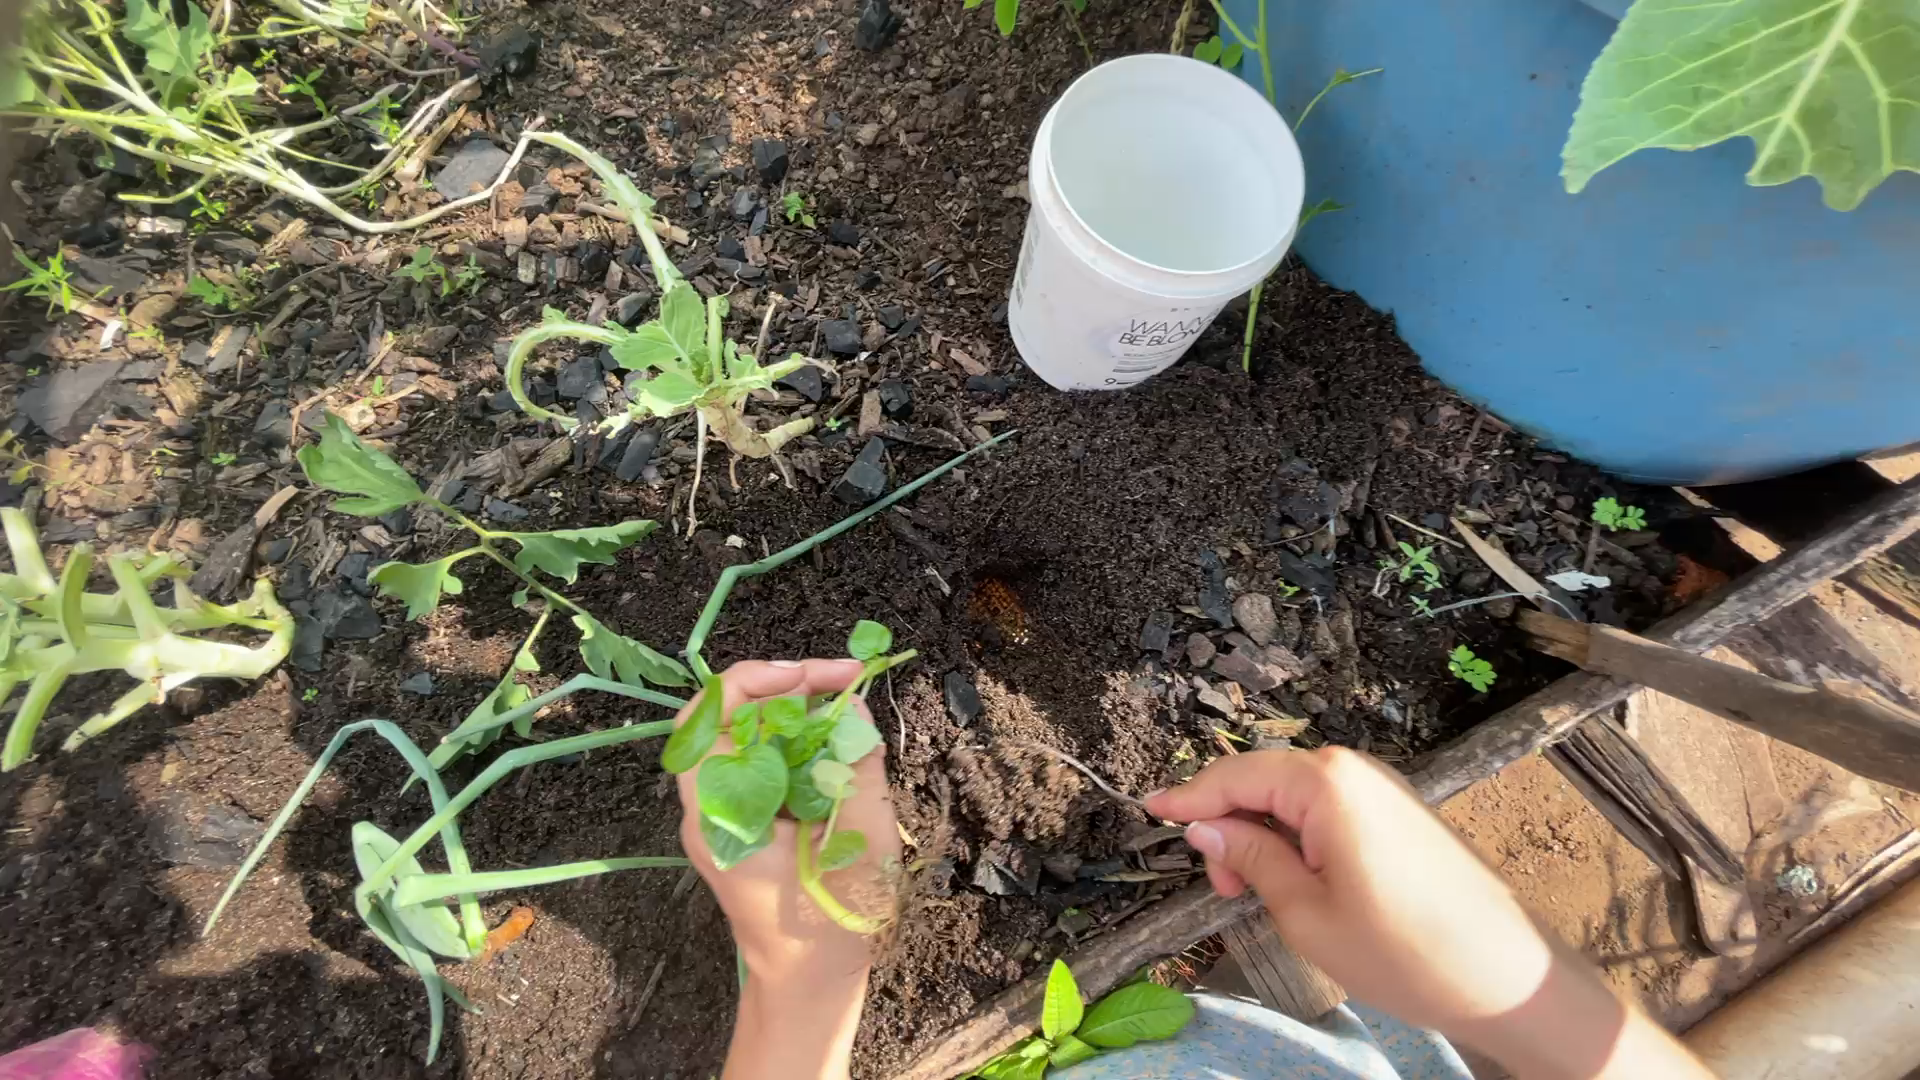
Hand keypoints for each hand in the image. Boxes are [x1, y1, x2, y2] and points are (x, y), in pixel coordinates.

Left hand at [673, 659, 901, 1079]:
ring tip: (848, 696)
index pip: (707, 720)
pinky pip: (767, 756)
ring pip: (751, 731)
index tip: (810, 676)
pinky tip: (837, 733)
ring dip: (798, 706)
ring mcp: (728, 810)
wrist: (808, 985)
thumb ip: (857, 768)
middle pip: (731, 716)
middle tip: (847, 678)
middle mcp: (711, 806)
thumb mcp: (860, 843)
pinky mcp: (748, 815)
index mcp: (720, 815)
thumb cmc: (832, 925)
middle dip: (789, 685)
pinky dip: (801, 734)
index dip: (754, 681)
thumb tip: (852, 706)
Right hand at [1146, 748, 1712, 1079]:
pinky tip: (1288, 871)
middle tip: (1215, 882)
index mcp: (1324, 782)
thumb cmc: (1405, 954)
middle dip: (1228, 822)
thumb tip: (1201, 826)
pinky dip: (1293, 832)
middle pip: (1261, 780)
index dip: (1188, 796)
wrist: (1519, 984)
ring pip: (1289, 793)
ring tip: (1249, 886)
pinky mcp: (1393, 805)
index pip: (1235, 777)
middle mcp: (1349, 766)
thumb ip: (1247, 857)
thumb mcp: (1306, 912)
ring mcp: (1376, 783)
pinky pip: (1322, 805)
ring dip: (1260, 831)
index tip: (1150, 807)